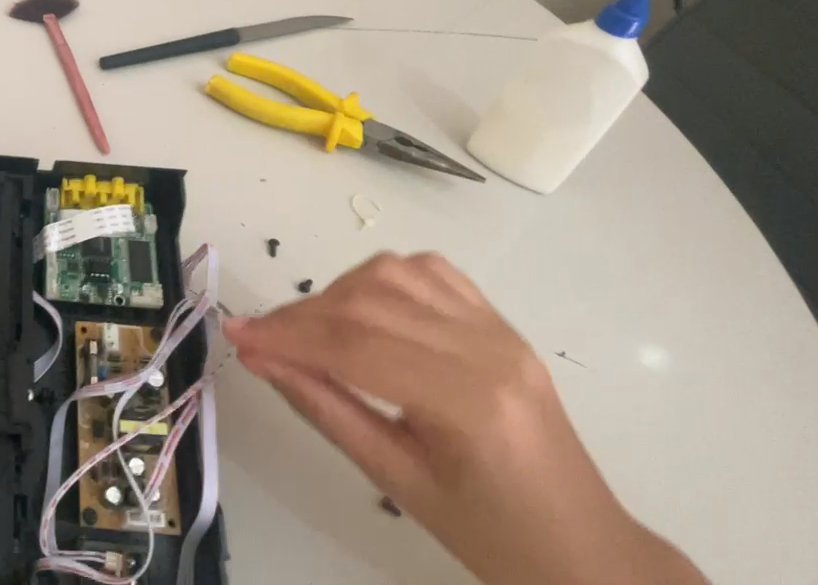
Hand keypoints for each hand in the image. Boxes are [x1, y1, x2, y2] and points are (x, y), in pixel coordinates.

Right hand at [224, 252, 705, 584]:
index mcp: (469, 402)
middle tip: (257, 336)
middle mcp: (488, 349)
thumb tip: (259, 357)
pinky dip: (380, 278)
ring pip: (394, 274)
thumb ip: (324, 407)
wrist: (581, 546)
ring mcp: (499, 329)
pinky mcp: (501, 322)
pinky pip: (430, 272)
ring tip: (307, 329)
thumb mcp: (395, 479)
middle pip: (370, 301)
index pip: (356, 344)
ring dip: (336, 292)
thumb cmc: (488, 531)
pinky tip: (360, 307)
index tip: (236, 335)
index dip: (286, 335)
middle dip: (300, 314)